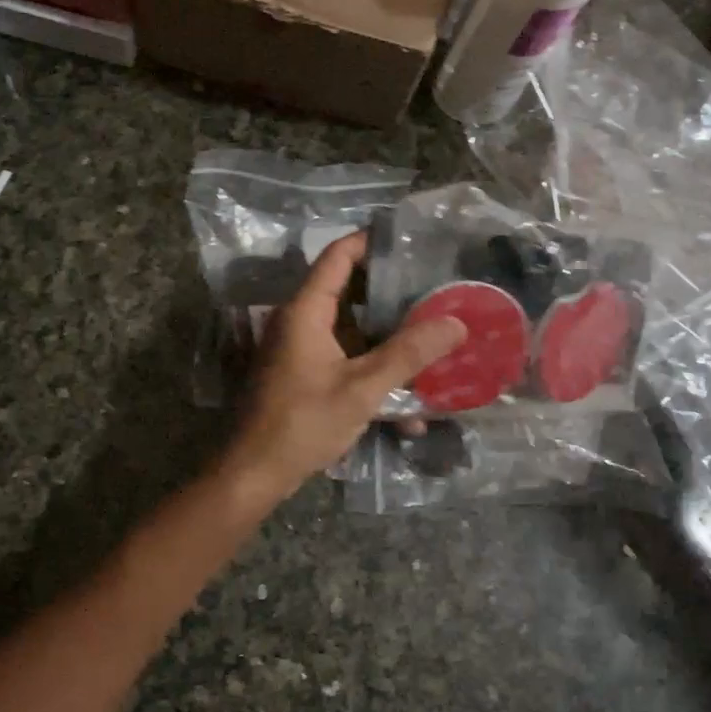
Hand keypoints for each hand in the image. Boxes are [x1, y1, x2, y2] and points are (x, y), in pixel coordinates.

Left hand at [215, 232, 465, 503]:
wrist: (255, 472)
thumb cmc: (304, 422)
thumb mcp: (362, 388)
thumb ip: (408, 353)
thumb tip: (455, 321)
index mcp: (305, 312)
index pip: (337, 257)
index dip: (370, 242)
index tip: (410, 239)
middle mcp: (297, 323)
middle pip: (348, 293)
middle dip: (392, 297)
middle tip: (436, 294)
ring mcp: (297, 351)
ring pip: (351, 335)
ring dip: (388, 347)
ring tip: (434, 348)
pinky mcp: (301, 378)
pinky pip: (343, 363)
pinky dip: (372, 377)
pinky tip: (407, 412)